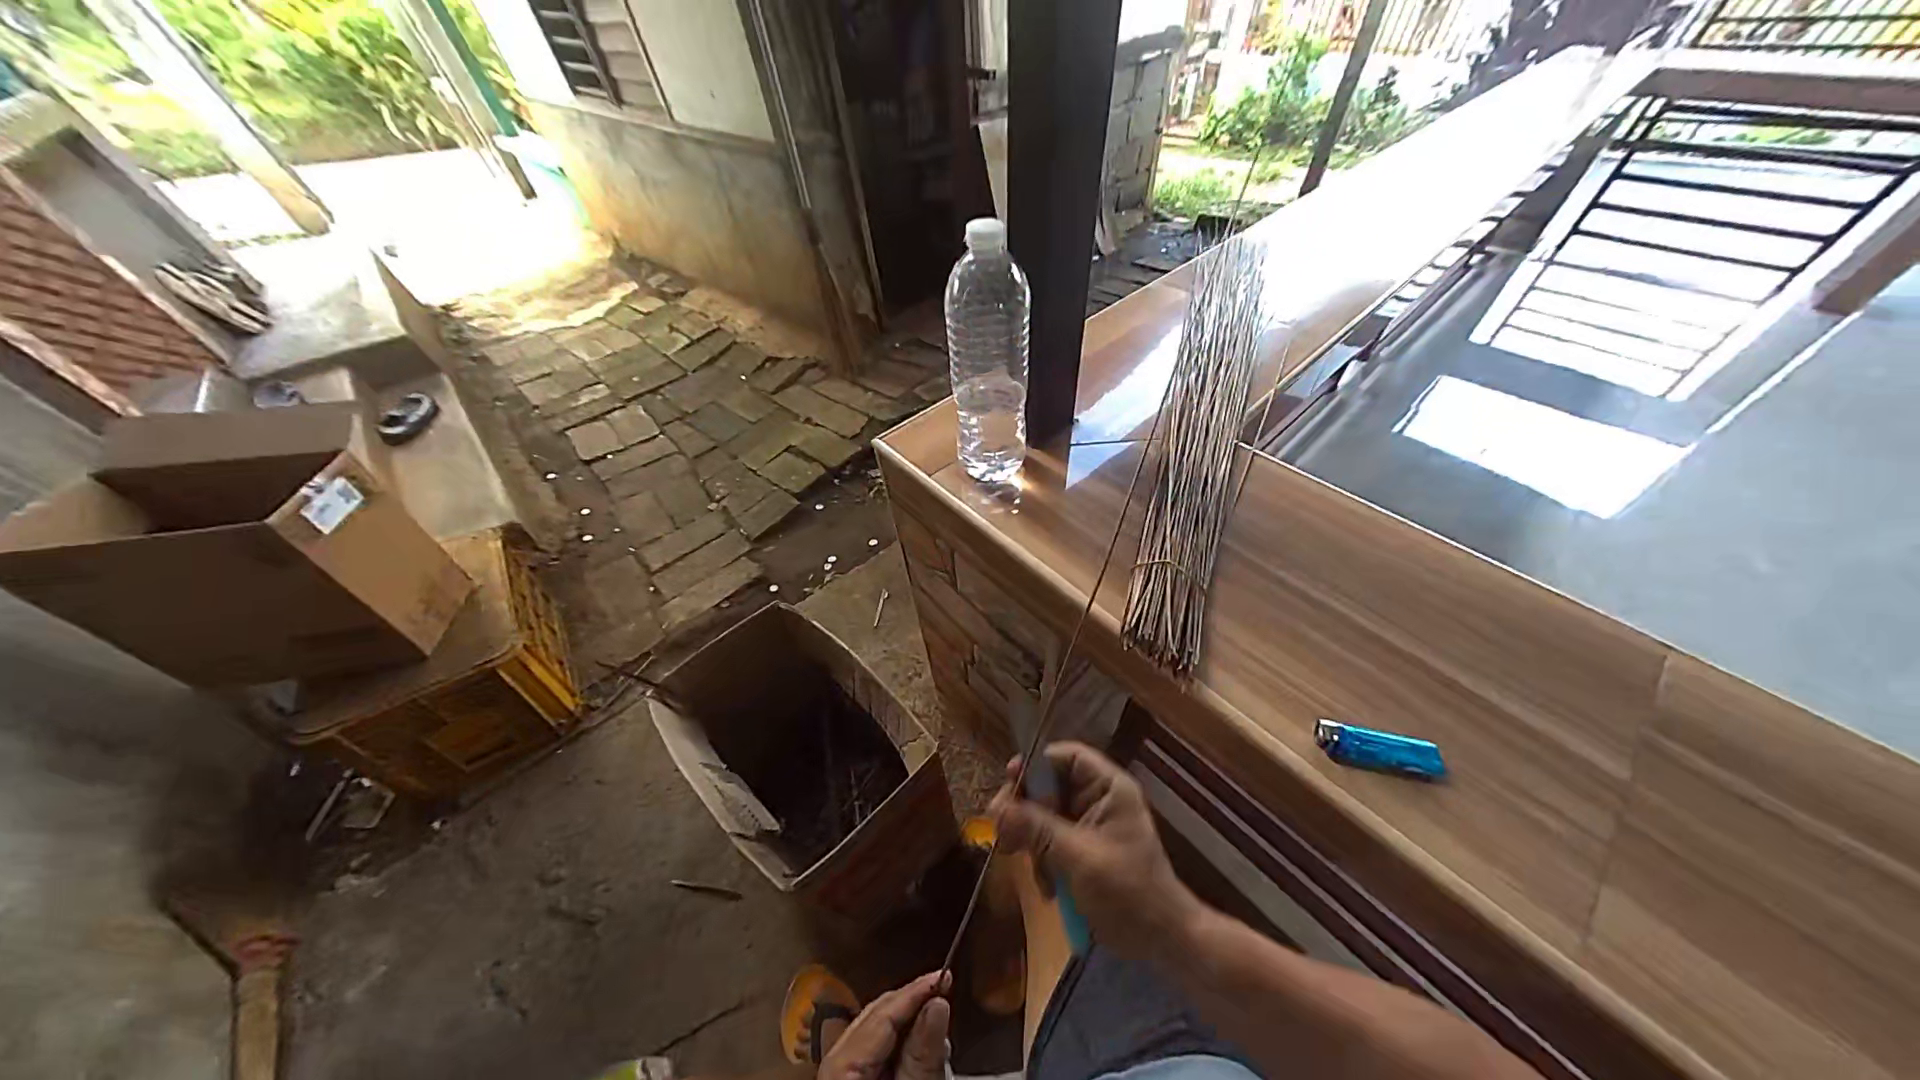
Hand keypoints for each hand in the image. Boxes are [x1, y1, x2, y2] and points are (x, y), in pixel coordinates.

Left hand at [817, 971, 949, 1079]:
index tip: (944, 975)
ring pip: (877, 1032)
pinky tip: (918, 1044)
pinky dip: (899, 1043)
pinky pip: (874, 1052)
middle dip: (912, 1003)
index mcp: (839, 1066)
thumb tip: (938, 1003)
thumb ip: (922, 1055)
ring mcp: (838, 1074)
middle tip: (944, 988)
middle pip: (877, 1017)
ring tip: (937, 1016)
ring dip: (908, 1022)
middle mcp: (832, 1065)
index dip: (916, 991)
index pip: (882, 1012)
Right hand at [990, 742, 1202, 964]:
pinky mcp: (1083, 851)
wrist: (1162, 943)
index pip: (1066, 756)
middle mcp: (1099, 800)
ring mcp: (1091, 826)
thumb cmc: (1128, 893)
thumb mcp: (1078, 857)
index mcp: (1109, 788)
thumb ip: (1036, 828)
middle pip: (1050, 786)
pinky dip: (1043, 861)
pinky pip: (1051, 842)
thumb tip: (995, 807)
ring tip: (1033, 870)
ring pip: (1045, 816)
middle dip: (1027, 811)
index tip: (1009, 781)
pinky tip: (1048, 887)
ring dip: (1033, 842)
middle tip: (1003, 832)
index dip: (1037, 764)